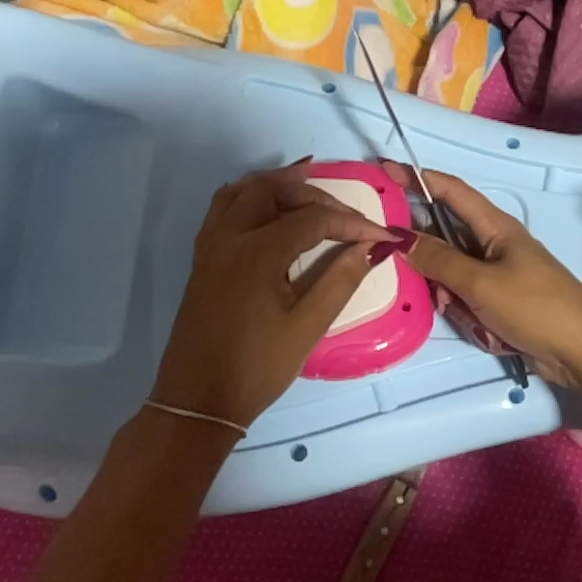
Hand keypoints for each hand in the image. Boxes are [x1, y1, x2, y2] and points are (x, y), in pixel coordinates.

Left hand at [154, 163, 394, 428]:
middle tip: (346, 212)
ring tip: (309, 180)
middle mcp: (230, 237)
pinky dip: (249, 195)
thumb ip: (340, 280)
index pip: (313, 218)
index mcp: (258, 252)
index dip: (352, 223)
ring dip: (277, 183)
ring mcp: (211, 246)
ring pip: (242, 191)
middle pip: (273, 189)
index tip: (382, 237)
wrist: (198, 401)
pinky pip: (224, 207)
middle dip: (314, 192)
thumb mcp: (308, 327)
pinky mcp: (203, 258)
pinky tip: (268, 206)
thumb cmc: (257, 367)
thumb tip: (370, 247)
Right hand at [380, 162, 581, 389]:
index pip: (450, 191)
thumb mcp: (480, 283)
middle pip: (445, 239)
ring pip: (452, 275)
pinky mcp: (501, 302)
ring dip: (453, 297)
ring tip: (469, 315)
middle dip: (432, 263)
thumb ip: (437, 260)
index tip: (384, 170)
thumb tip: (398, 238)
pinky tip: (487, 332)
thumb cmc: (535, 307)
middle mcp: (495, 244)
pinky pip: (467, 300)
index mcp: (496, 226)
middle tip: (432, 286)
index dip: (418, 178)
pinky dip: (469, 315)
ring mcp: (499, 274)